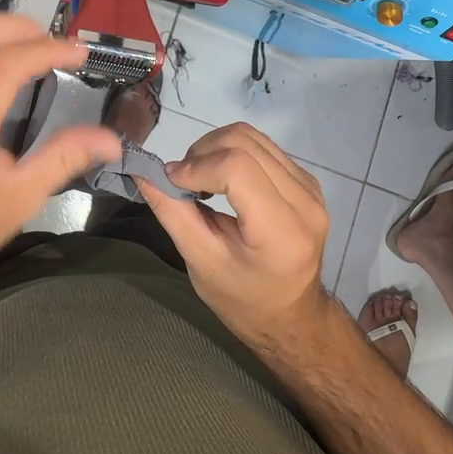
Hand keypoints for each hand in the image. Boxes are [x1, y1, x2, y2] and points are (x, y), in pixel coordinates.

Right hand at [138, 123, 333, 350]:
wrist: (290, 317)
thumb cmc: (242, 298)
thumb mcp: (200, 262)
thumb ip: (172, 213)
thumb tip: (142, 170)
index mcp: (282, 232)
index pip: (237, 168)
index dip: (197, 167)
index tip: (171, 182)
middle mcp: (305, 203)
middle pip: (243, 143)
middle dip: (201, 154)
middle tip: (183, 182)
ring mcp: (310, 188)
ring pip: (250, 136)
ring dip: (214, 149)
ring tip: (201, 180)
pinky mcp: (307, 180)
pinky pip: (261, 145)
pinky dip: (231, 152)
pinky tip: (222, 180)